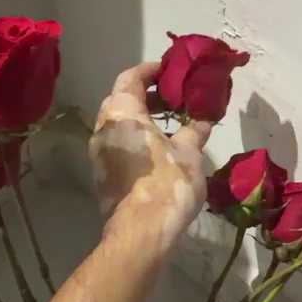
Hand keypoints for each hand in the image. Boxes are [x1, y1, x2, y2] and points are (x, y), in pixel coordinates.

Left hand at [90, 62, 210, 254]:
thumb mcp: (189, 153)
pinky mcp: (103, 176)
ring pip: (119, 126)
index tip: (167, 70)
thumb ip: (193, 133)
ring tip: (168, 125)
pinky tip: (158, 151)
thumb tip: (202, 122)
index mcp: (122, 113)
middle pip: (120, 101)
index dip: (149, 71)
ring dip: (140, 121)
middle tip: (171, 98)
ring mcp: (99, 154)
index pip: (130, 78)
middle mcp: (104, 128)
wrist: (142, 231)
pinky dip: (136, 141)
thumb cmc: (167, 182)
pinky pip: (119, 147)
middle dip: (145, 96)